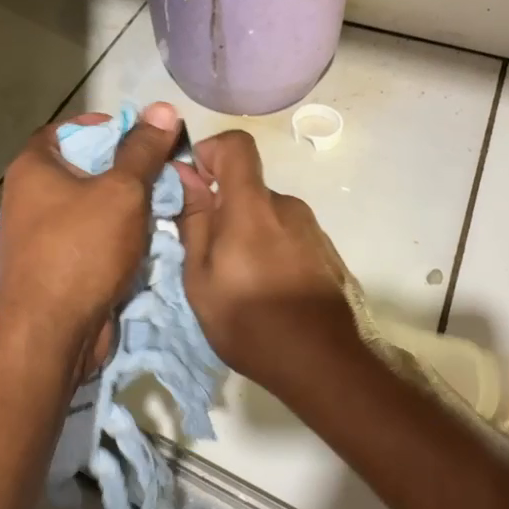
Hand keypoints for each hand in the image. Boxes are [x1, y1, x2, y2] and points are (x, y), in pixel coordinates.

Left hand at [0, 103, 184, 370]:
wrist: (51, 334)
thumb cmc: (81, 250)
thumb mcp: (121, 192)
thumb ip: (143, 150)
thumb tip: (164, 108)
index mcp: (34, 166)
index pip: (69, 128)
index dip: (106, 125)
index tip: (143, 136)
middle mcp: (30, 195)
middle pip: (84, 167)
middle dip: (126, 169)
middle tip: (165, 170)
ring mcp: (40, 234)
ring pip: (92, 206)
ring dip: (126, 206)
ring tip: (165, 204)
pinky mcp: (55, 266)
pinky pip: (91, 238)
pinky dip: (117, 237)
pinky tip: (148, 240)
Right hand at [175, 131, 359, 396]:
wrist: (323, 365)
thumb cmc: (249, 322)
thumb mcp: (200, 278)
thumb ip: (193, 221)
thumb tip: (184, 176)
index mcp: (252, 205)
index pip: (236, 144)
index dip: (210, 151)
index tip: (194, 183)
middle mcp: (286, 205)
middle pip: (247, 186)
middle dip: (222, 207)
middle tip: (208, 255)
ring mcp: (310, 228)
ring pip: (265, 213)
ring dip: (246, 232)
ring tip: (237, 280)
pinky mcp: (324, 251)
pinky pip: (286, 234)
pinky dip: (269, 249)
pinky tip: (266, 290)